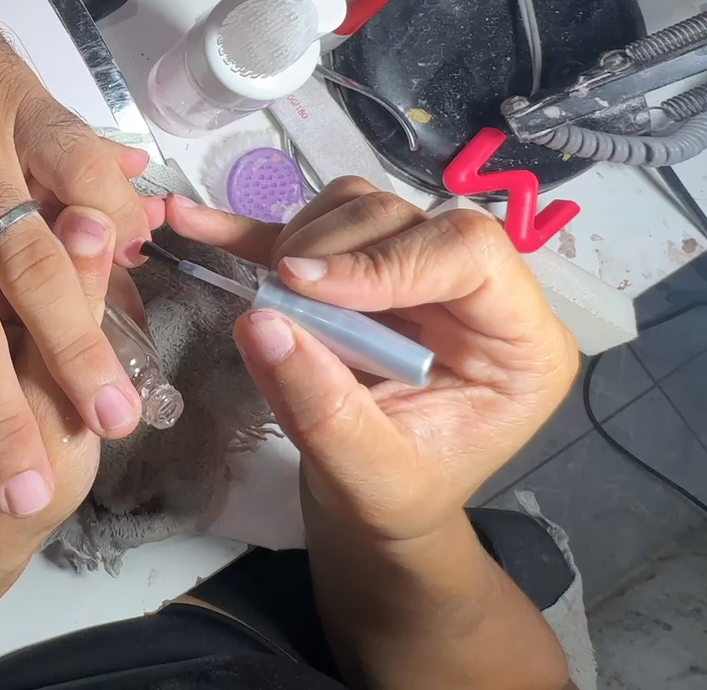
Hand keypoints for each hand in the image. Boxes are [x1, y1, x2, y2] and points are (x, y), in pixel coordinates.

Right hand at [162, 180, 577, 542]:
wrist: (375, 499)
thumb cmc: (395, 495)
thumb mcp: (368, 474)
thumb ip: (322, 406)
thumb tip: (259, 322)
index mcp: (513, 340)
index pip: (468, 252)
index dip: (384, 257)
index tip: (303, 285)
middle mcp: (470, 291)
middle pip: (402, 218)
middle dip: (330, 249)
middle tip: (279, 293)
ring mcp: (408, 272)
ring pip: (356, 208)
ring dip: (299, 238)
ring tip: (270, 288)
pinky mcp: (350, 270)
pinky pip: (304, 229)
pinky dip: (247, 229)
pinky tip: (193, 220)